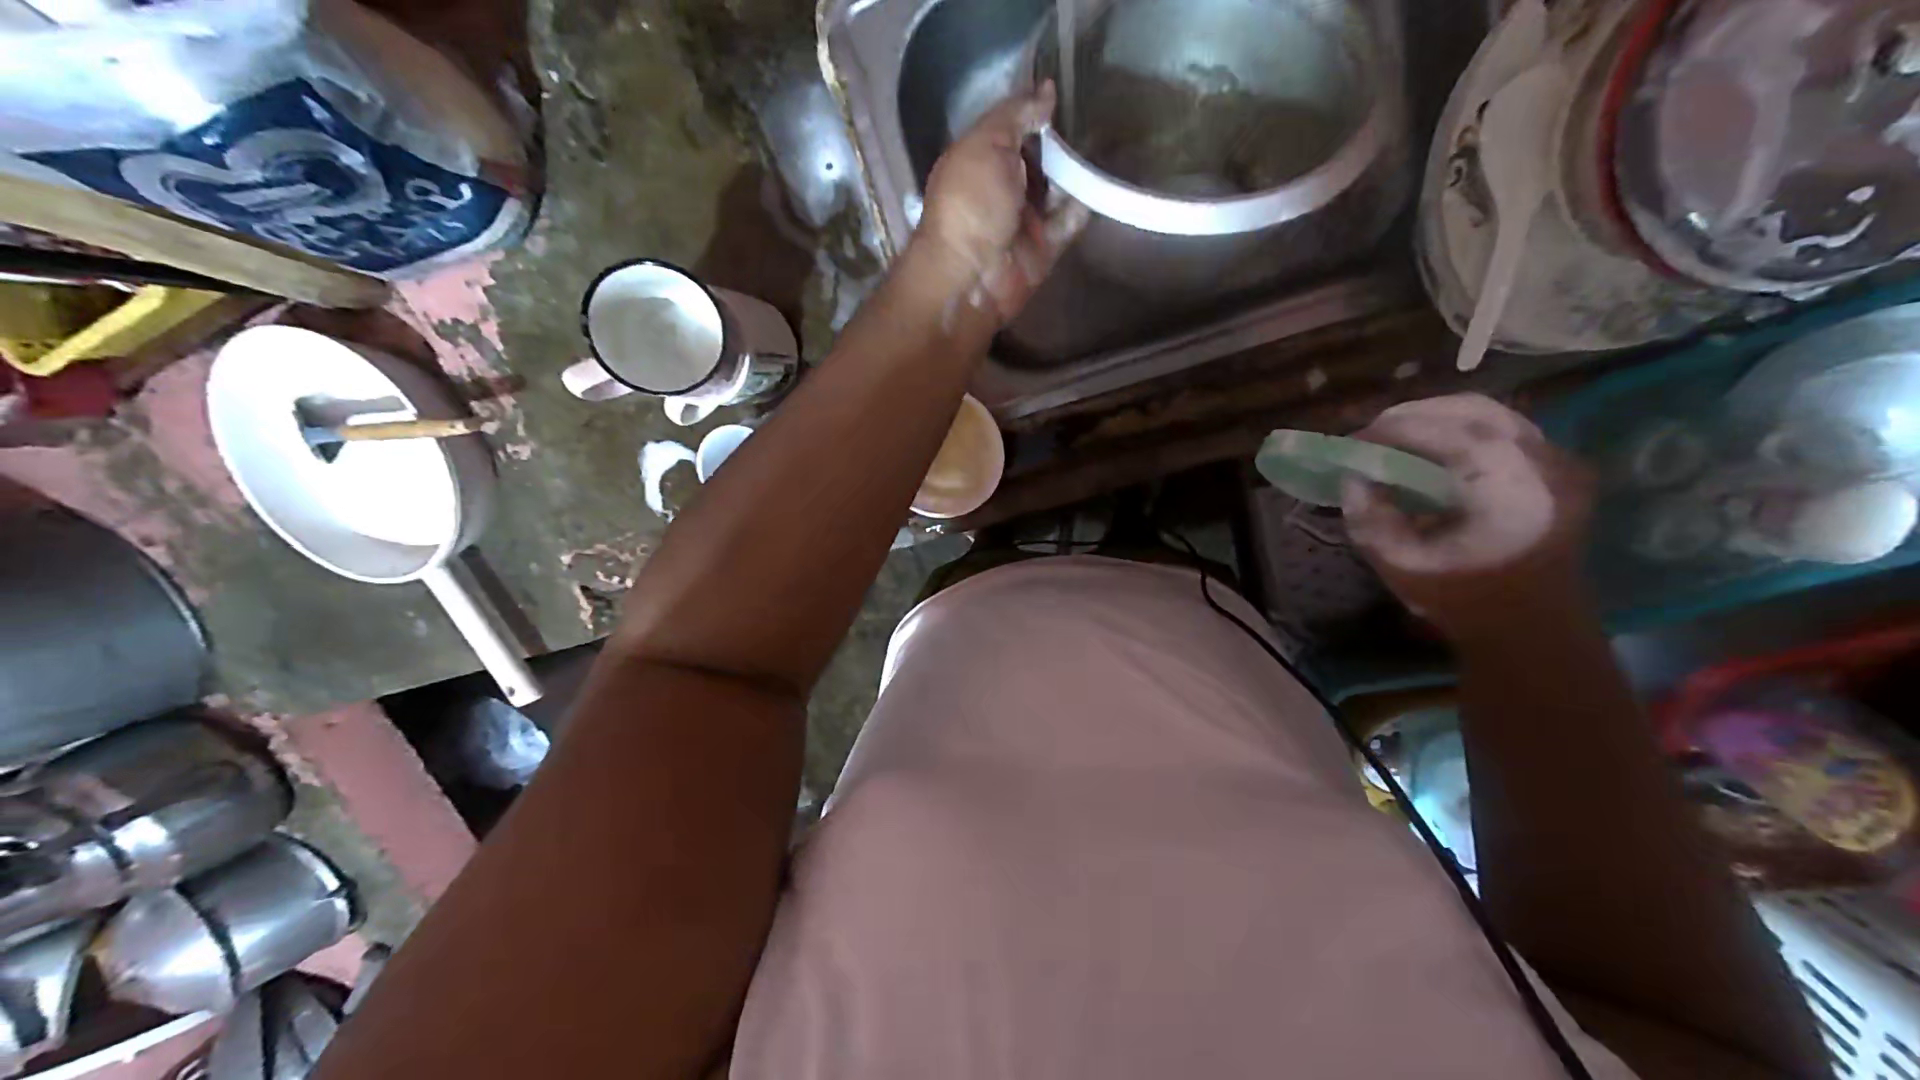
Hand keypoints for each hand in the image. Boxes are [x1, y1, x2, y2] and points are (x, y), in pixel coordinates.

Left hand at [912, 82, 1089, 322]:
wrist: (970, 277)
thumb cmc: (970, 204)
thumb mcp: (985, 143)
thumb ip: (1016, 114)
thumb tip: (1046, 89)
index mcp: (979, 159)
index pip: (1013, 128)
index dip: (1036, 110)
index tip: (1068, 89)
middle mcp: (1002, 187)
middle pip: (1041, 157)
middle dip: (1064, 141)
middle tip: (1097, 114)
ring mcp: (1025, 219)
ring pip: (1059, 188)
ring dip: (1078, 171)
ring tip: (1109, 141)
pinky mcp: (1045, 247)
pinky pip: (1070, 221)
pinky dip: (1084, 205)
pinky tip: (1103, 180)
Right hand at [1340, 394, 1595, 643]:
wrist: (1533, 631)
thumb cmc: (1465, 600)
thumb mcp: (1400, 563)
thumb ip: (1370, 517)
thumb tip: (1353, 478)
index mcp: (1505, 480)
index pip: (1437, 430)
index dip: (1387, 431)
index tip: (1350, 444)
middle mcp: (1541, 458)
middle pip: (1468, 410)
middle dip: (1412, 417)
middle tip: (1372, 439)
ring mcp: (1558, 461)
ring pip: (1489, 415)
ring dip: (1436, 422)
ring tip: (1397, 444)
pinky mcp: (1559, 471)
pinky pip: (1505, 433)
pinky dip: (1461, 434)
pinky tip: (1432, 457)